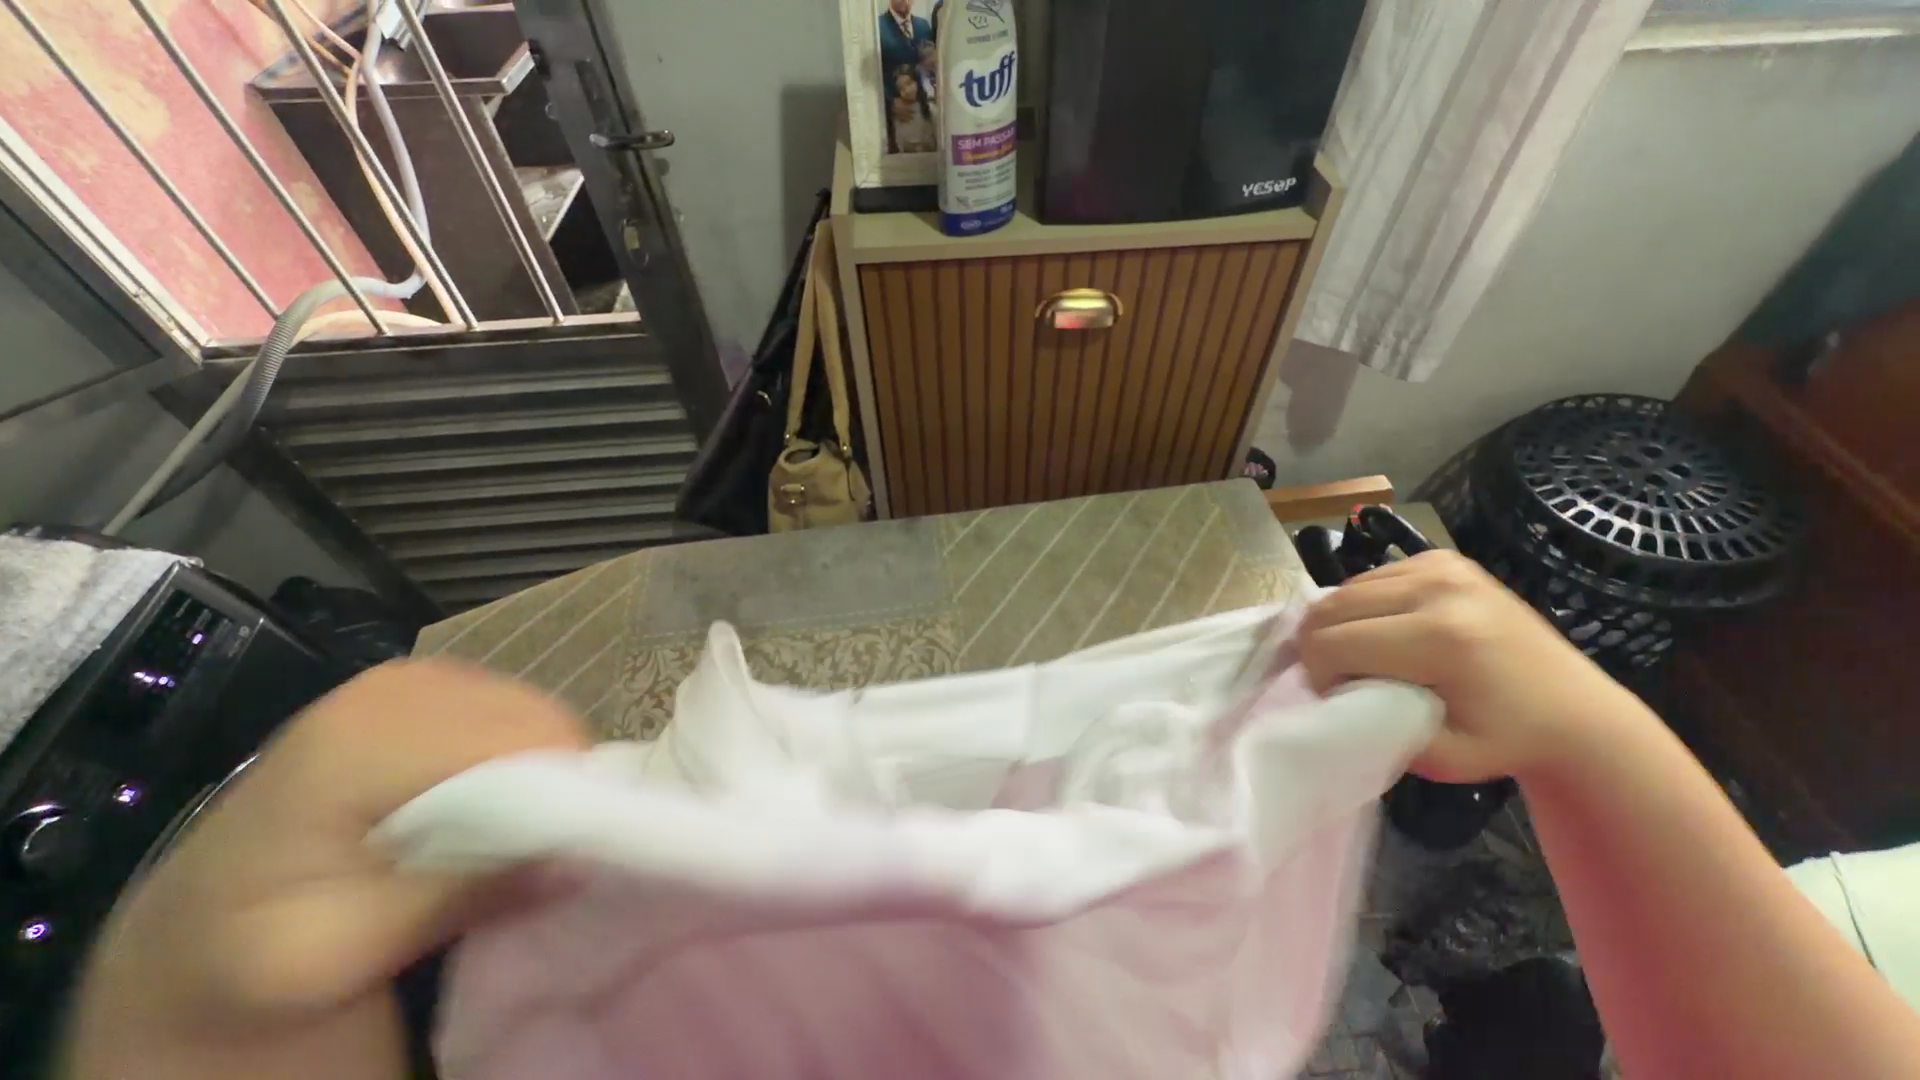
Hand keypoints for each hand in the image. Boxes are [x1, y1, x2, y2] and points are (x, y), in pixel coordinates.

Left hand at [63, 661, 590, 1079]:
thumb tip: (574, 863)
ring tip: (504, 839)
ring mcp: (413, 677)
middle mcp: (395, 687)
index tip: (565, 857)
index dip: (560, 795)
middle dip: (555, 788)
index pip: (516, 740)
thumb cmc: (256, 948)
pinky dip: (523, 762)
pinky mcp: (429, 684)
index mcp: (362, 740)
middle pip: (535, 721)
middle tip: (533, 857)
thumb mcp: (338, 953)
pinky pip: (516, 714)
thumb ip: (449, 901)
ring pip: (536, 714)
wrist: (197, 925)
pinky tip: (485, 808)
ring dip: (541, 778)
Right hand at [1299, 551, 1650, 784]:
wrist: (1577, 712)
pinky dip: (1362, 606)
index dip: (1320, 676)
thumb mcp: (1439, 758)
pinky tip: (1385, 632)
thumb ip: (1376, 727)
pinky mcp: (1443, 558)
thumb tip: (1331, 697)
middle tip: (1341, 678)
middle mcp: (1438, 588)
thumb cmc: (1506, 741)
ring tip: (1362, 657)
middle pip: (1330, 608)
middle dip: (1320, 647)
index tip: (1340, 700)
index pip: (1332, 643)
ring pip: (1344, 588)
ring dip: (1339, 625)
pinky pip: (1371, 577)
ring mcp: (1442, 566)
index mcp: (1440, 637)